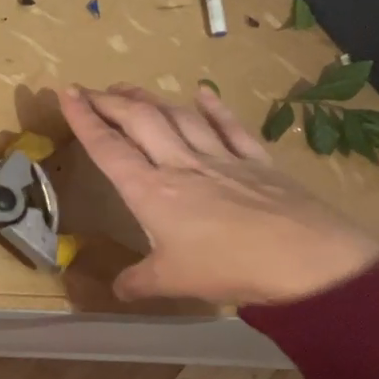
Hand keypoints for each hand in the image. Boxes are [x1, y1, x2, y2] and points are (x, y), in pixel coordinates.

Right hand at [60, 84, 378, 304]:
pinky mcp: (258, 164)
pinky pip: (231, 128)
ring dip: (150, 99)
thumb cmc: (230, 268)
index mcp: (150, 190)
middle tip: (90, 90)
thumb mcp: (171, 281)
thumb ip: (138, 281)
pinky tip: (202, 93)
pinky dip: (214, 108)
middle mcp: (180, 165)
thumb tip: (116, 289)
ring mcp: (221, 160)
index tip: (66, 92)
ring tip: (129, 88)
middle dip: (110, 102)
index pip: (107, 147)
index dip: (83, 118)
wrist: (312, 262)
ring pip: (179, 117)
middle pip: (140, 121)